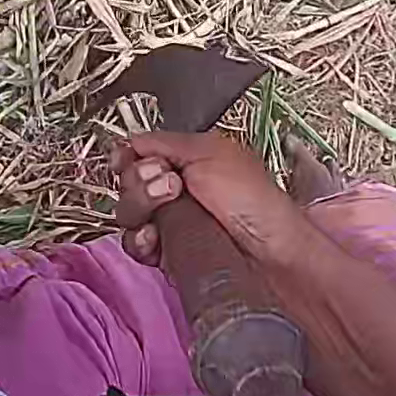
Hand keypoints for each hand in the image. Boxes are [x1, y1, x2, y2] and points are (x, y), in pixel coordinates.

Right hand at [112, 132, 313, 268]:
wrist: (269, 254)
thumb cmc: (253, 200)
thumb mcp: (209, 152)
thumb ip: (164, 142)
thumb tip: (130, 141)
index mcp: (184, 161)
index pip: (135, 155)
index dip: (129, 158)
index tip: (134, 161)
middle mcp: (172, 191)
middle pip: (126, 183)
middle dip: (140, 183)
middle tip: (171, 186)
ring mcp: (168, 223)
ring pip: (127, 214)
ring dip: (141, 210)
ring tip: (170, 210)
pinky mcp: (167, 253)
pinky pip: (135, 245)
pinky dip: (141, 241)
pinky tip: (157, 239)